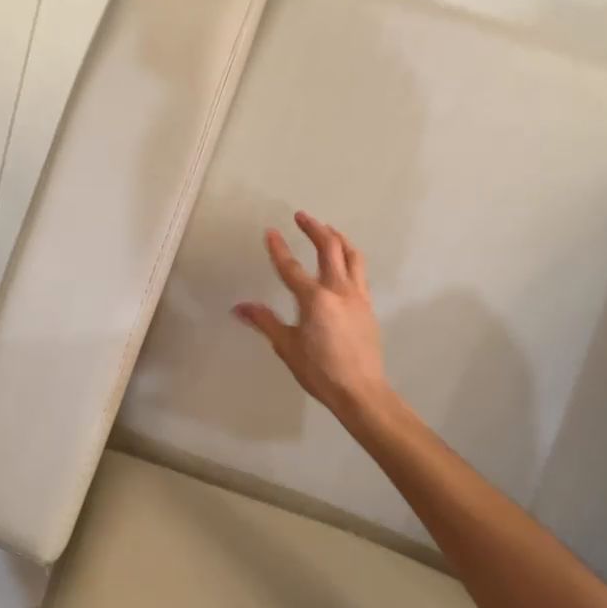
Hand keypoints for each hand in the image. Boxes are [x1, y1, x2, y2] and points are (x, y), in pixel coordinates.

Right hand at [234, 211, 401, 425]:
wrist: (361, 391)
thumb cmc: (320, 371)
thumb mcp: (286, 346)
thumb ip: (265, 321)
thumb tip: (239, 307)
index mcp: (315, 299)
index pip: (291, 267)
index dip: (278, 248)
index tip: (270, 231)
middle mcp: (339, 290)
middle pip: (330, 248)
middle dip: (315, 229)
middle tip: (302, 216)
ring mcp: (358, 297)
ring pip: (352, 256)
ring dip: (339, 238)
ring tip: (328, 230)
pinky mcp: (367, 307)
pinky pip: (360, 273)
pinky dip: (350, 258)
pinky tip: (343, 263)